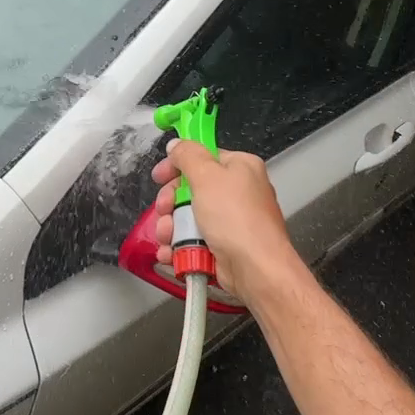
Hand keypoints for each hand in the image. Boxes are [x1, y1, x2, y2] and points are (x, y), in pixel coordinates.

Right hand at [151, 139, 295, 294]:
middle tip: (164, 211)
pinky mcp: (222, 245)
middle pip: (190, 189)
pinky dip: (179, 246)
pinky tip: (170, 252)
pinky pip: (193, 240)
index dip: (177, 166)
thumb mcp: (207, 176)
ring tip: (168, 238)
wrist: (255, 269)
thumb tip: (176, 144)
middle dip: (170, 203)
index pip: (202, 157)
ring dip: (171, 228)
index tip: (159, 176)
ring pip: (187, 217)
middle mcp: (238, 191)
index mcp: (240, 168)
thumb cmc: (235, 218)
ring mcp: (230, 221)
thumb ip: (188, 156)